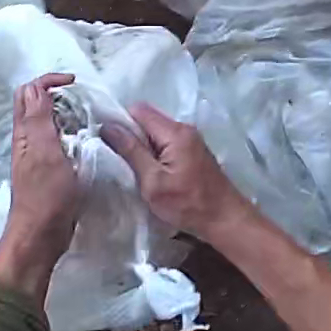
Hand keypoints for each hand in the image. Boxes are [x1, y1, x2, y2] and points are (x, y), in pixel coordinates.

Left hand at [0, 73, 79, 306]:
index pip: (30, 92)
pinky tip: (84, 141)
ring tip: (87, 117)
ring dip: (64, 113)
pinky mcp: (47, 170)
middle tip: (82, 99)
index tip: (74, 83)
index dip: (49, 80)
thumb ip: (39, 120)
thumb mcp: (45, 153)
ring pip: (46, 122)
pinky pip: (56, 141)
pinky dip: (69, 133)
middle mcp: (27, 140)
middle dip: (56, 93)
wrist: (40, 236)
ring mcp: (36, 155)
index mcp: (25, 132)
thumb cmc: (46, 196)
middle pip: (34, 104)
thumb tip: (36, 87)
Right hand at [100, 103, 249, 242]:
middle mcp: (184, 129)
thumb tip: (108, 127)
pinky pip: (165, 141)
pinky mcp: (192, 151)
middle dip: (129, 133)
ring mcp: (190, 139)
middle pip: (147, 118)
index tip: (105, 139)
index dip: (119, 120)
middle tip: (115, 156)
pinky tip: (148, 170)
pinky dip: (153, 151)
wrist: (226, 220)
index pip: (138, 110)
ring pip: (155, 131)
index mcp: (174, 132)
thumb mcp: (153, 182)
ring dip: (141, 144)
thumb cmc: (188, 204)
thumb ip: (131, 151)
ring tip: (129, 165)